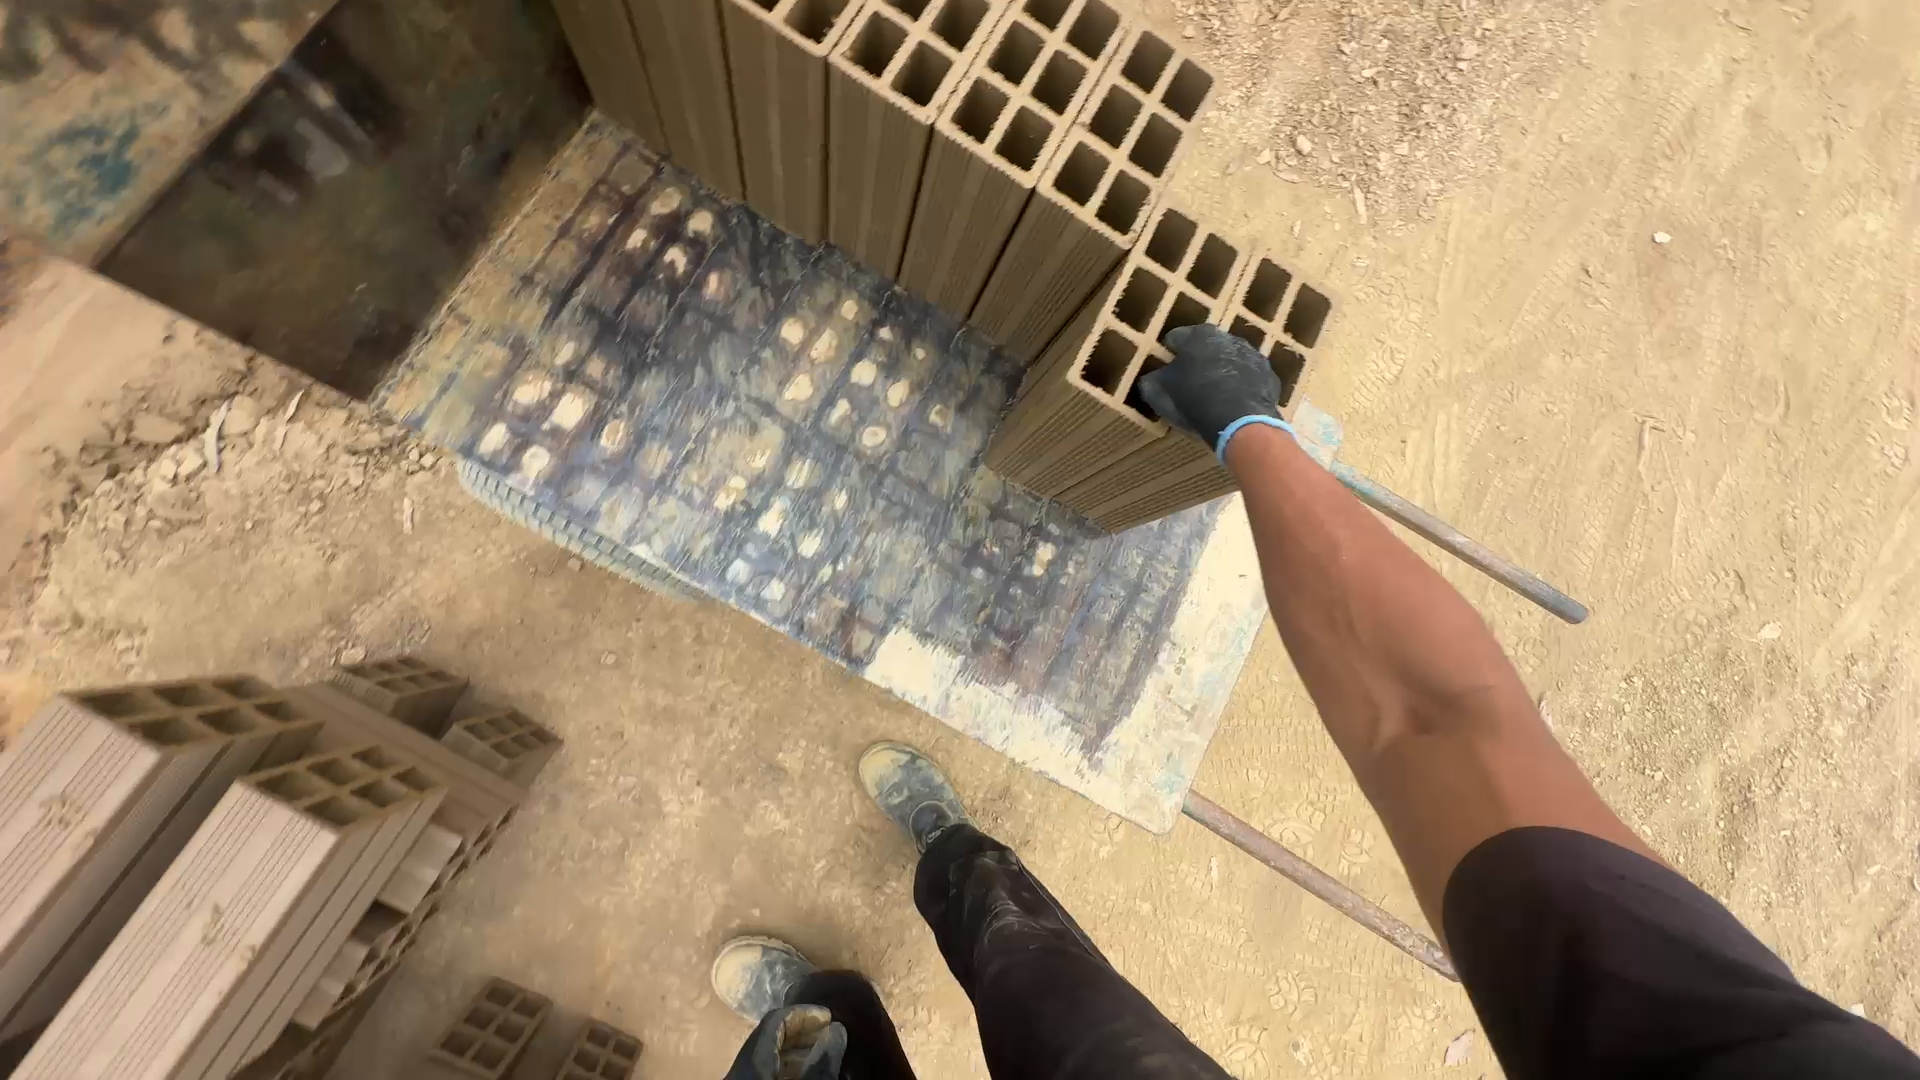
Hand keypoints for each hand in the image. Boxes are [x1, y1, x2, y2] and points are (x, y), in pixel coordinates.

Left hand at [723, 1006, 847, 1079]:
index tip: (828, 1016)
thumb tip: (837, 1029)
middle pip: (769, 1036)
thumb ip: (822, 1059)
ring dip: (795, 1052)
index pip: (775, 1019)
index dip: (804, 1013)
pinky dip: (785, 1067)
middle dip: (802, 1031)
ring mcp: (740, 1079)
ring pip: (767, 1057)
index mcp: (751, 1058)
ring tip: (821, 1053)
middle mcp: (739, 1066)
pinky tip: (805, 1073)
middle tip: (827, 1032)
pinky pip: (764, 1071)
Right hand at [1137, 325, 1286, 458]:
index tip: (1163, 372)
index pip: (1174, 338)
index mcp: (1198, 335)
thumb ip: (1150, 381)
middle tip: (1187, 385)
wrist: (1242, 422)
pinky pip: (1249, 379)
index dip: (1166, 356)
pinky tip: (1232, 405)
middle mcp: (1228, 337)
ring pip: (1229, 360)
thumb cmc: (1194, 401)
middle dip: (1196, 361)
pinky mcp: (1269, 376)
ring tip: (1212, 397)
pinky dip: (1241, 388)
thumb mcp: (1158, 393)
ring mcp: (1253, 355)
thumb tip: (1150, 379)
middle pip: (1205, 347)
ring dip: (1220, 372)